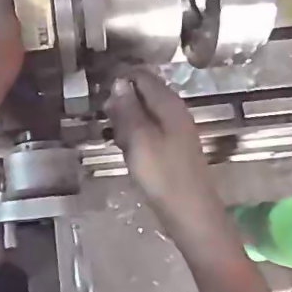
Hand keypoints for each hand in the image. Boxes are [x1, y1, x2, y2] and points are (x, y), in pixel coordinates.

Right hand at [107, 70, 228, 237]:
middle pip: (143, 93)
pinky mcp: (173, 148)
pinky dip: (135, 136)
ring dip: (126, 121)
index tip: (100, 97)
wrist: (191, 215)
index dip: (120, 81)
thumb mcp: (138, 138)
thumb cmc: (162, 175)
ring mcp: (176, 130)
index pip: (142, 76)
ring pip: (145, 114)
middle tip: (106, 122)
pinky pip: (149, 131)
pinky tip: (127, 151)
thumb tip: (119, 82)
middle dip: (121, 103)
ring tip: (114, 138)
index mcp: (168, 103)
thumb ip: (128, 108)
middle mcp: (174, 111)